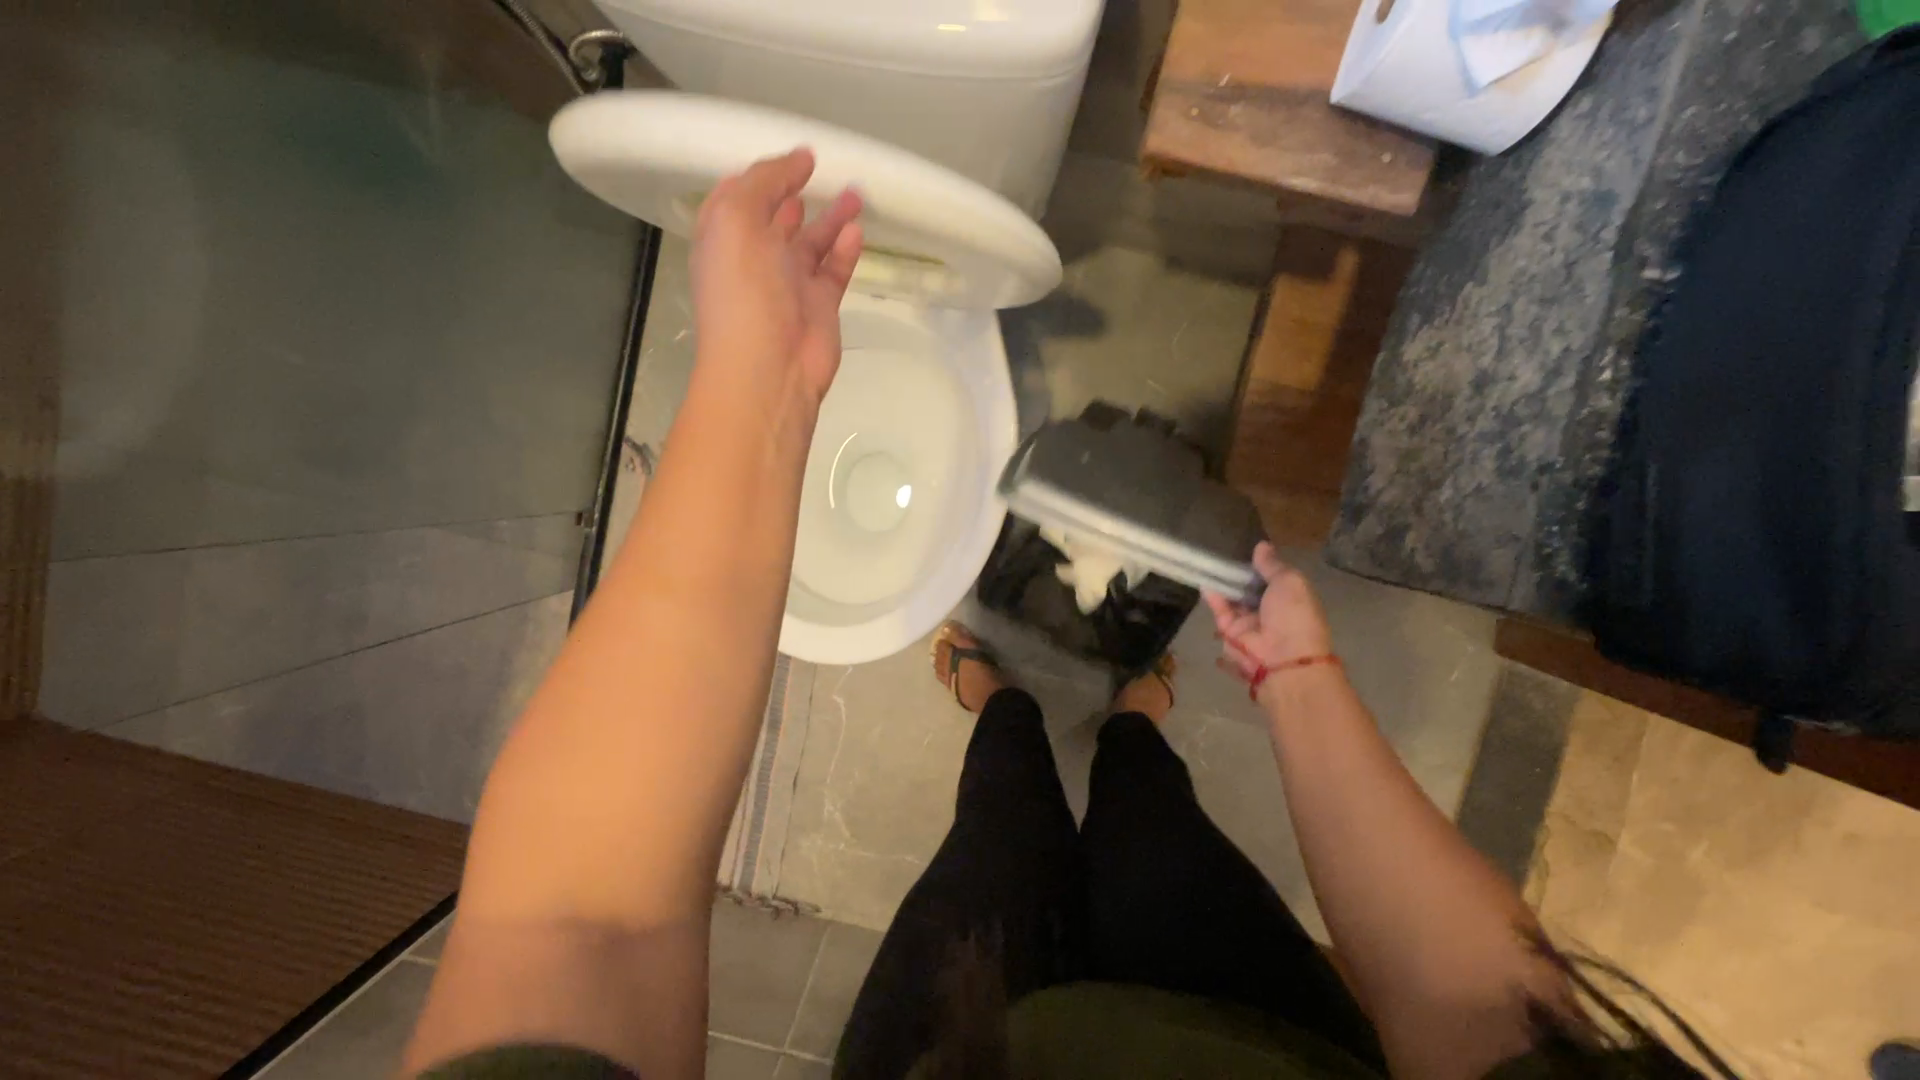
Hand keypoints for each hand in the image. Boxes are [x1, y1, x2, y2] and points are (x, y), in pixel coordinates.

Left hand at [690, 148, 863, 407]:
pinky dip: (846, 250)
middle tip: (823, 170)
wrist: (769, 368)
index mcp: (724, 239)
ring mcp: (789, 285)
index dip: (762, 175)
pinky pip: (834, 271)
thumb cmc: (743, 292)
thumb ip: (765, 182)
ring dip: (831, 217)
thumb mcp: (737, 219)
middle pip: (777, 219)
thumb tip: (799, 158)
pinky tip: (857, 230)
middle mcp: (754, 260)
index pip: (739, 198)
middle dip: (796, 194)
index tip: (793, 158)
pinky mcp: (820, 306)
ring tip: (855, 192)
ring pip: (812, 242)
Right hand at [1204, 542, 1334, 690]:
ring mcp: (1250, 622)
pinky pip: (1221, 611)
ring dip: (1224, 583)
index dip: (1261, 563)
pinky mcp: (1231, 633)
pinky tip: (1206, 581)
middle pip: (1251, 588)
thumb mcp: (1290, 582)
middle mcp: (1271, 611)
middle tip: (1223, 550)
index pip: (1273, 577)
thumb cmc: (1294, 615)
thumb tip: (1262, 545)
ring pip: (1234, 599)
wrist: (1283, 658)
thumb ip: (1272, 565)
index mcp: (1291, 598)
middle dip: (1239, 573)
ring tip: (1210, 561)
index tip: (1247, 546)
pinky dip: (1214, 597)